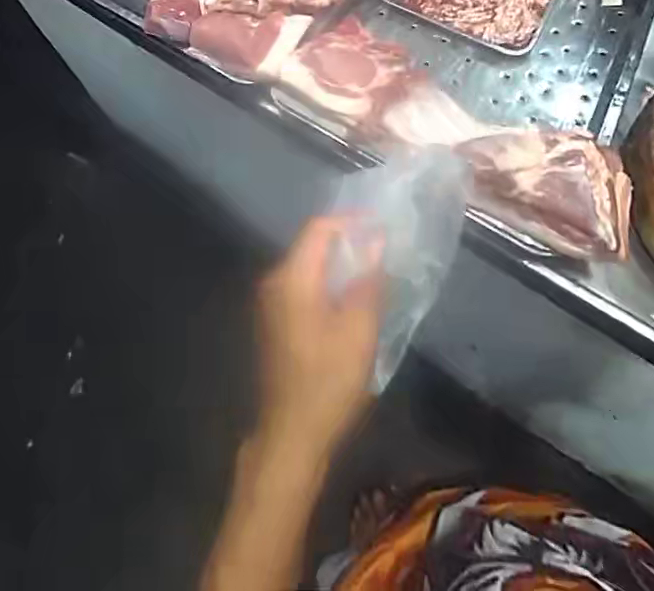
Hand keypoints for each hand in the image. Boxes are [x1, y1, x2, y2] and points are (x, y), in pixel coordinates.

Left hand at [255, 215, 383, 453]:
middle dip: (346, 241)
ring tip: (373, 270)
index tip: (382, 223)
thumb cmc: (328, 381)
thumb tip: (375, 240)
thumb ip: (367, 281)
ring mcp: (269, 301)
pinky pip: (302, 285)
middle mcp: (274, 281)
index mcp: (291, 278)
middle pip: (310, 245)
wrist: (291, 432)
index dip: (350, 220)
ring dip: (338, 264)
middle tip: (383, 247)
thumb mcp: (359, 331)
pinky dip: (326, 282)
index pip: (318, 229)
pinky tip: (350, 297)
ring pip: (307, 266)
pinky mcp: (273, 319)